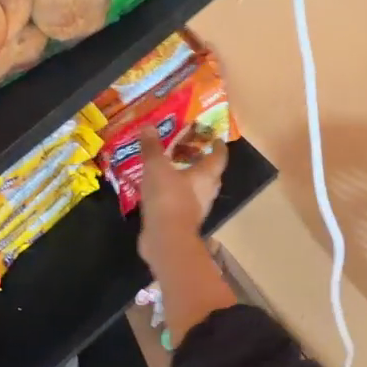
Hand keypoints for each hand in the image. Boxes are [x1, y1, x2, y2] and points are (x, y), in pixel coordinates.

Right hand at [136, 126, 227, 257]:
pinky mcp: (181, 223)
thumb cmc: (168, 198)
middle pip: (210, 175)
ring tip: (173, 170)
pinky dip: (174, 196)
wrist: (165, 239)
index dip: (218, 146)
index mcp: (206, 176)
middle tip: (191, 152)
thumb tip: (148, 126)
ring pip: (196, 191)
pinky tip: (161, 192)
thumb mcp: (156, 167)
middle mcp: (205, 193)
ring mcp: (195, 210)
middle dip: (202, 163)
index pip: (218, 157)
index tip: (215, 138)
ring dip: (188, 181)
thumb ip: (152, 148)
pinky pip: (181, 204)